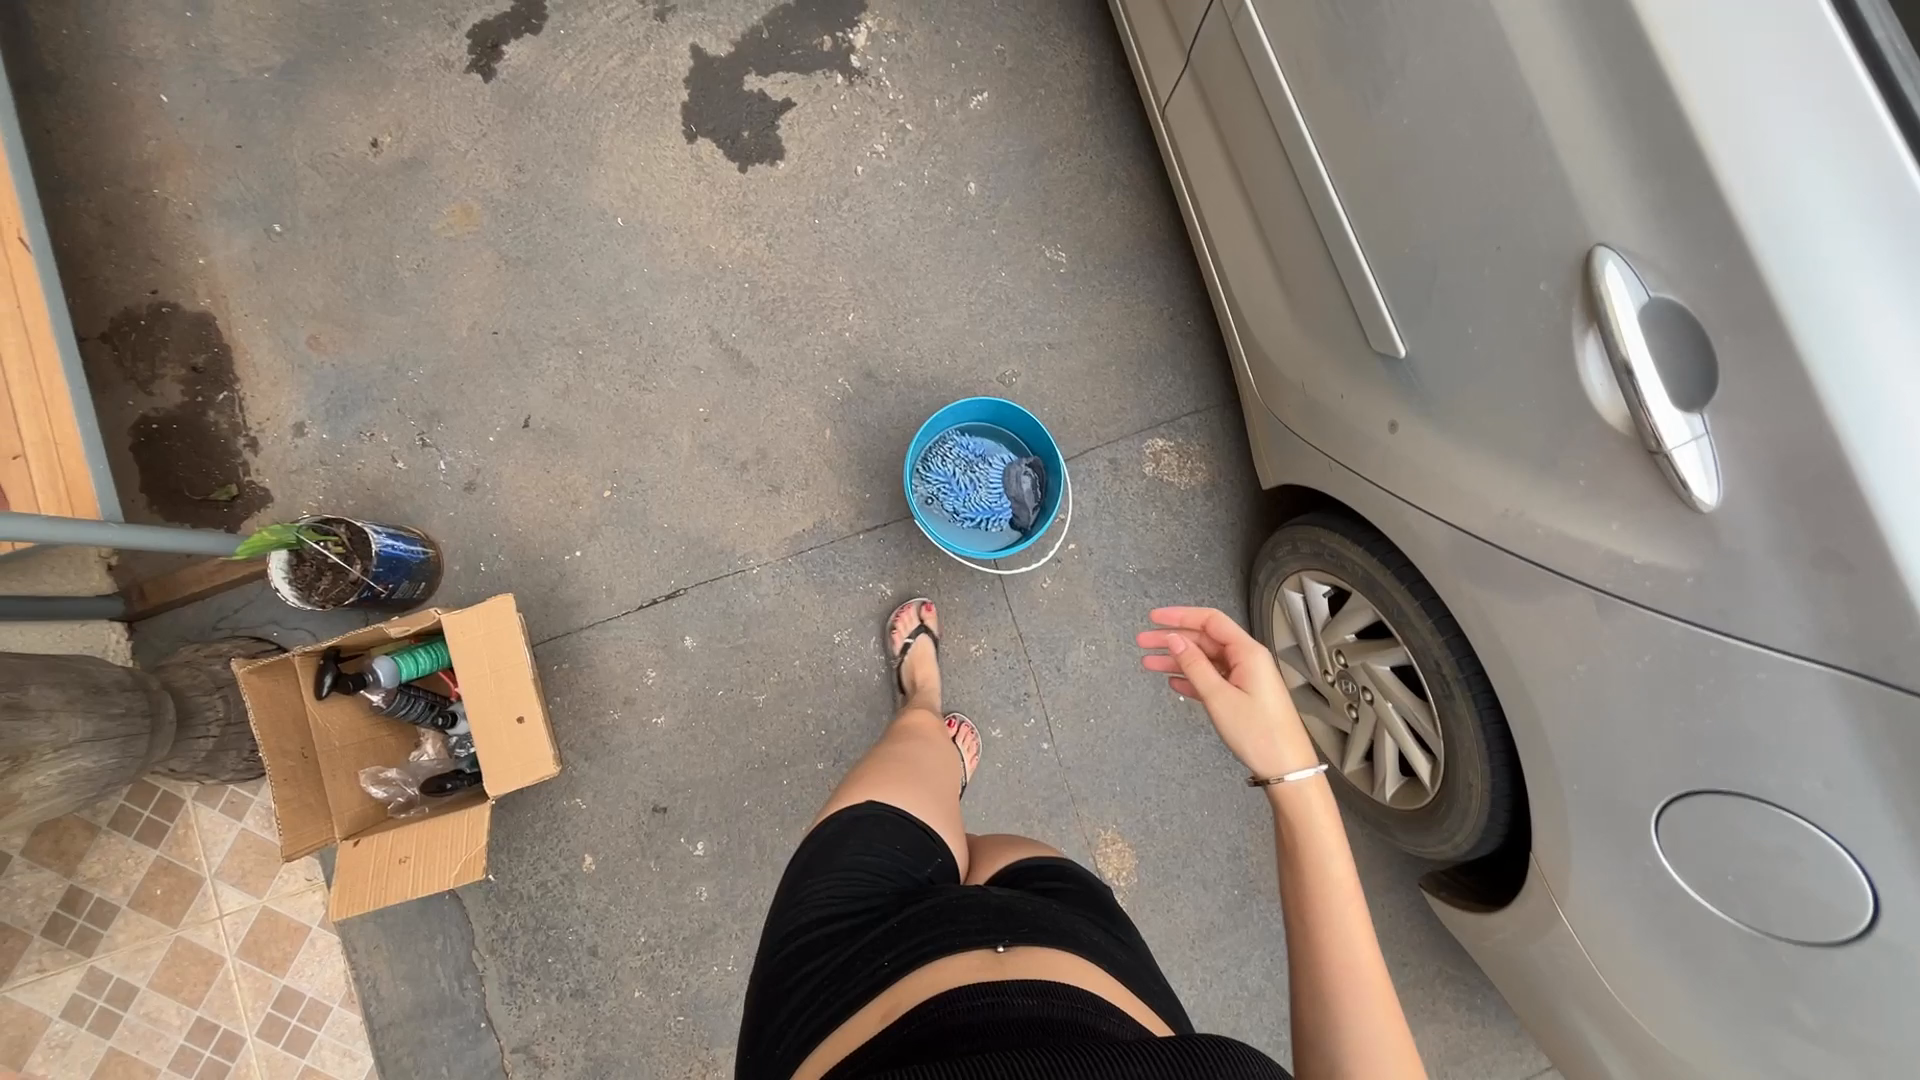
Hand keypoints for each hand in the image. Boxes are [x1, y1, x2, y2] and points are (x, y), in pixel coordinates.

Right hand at [1137, 606, 1318, 778]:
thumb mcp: (1219, 697)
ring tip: (1149, 662)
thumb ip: (1194, 665)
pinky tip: (1174, 680)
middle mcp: (1248, 659)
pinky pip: (1212, 677)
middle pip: (1204, 639)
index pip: (1210, 620)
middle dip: (1172, 639)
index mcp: (1248, 652)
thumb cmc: (1261, 734)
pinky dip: (1191, 677)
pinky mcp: (1242, 694)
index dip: (1180, 616)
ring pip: (1205, 659)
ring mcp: (1245, 677)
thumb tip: (1174, 640)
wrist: (1286, 768)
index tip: (1155, 618)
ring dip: (1177, 659)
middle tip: (1144, 641)